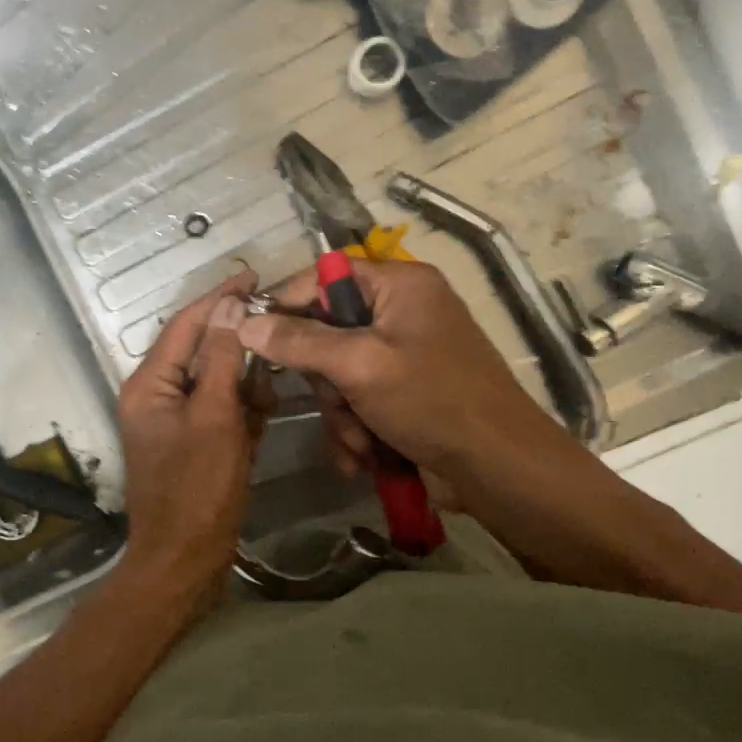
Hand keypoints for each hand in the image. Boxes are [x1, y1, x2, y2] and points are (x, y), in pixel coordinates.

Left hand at [115, 270, 266, 601]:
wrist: (184, 560)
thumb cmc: (198, 490)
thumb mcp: (215, 419)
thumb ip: (222, 361)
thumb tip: (230, 306)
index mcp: (148, 385)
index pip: (185, 325)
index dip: (220, 298)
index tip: (256, 274)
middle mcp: (156, 397)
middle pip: (201, 351)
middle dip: (239, 346)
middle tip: (280, 336)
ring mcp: (174, 423)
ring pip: (216, 382)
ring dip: (244, 384)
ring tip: (270, 395)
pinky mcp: (193, 446)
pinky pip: (220, 413)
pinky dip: (242, 413)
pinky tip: (261, 421)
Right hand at [239, 259, 582, 502]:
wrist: (496, 466)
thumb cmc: (432, 401)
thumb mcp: (359, 366)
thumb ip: (299, 342)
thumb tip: (244, 322)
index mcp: (400, 285)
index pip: (324, 276)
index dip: (286, 304)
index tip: (253, 336)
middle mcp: (401, 312)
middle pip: (326, 333)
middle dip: (326, 382)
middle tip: (339, 403)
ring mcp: (403, 356)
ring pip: (338, 376)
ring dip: (341, 415)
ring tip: (361, 443)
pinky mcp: (403, 393)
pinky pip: (357, 402)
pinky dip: (357, 431)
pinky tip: (366, 456)